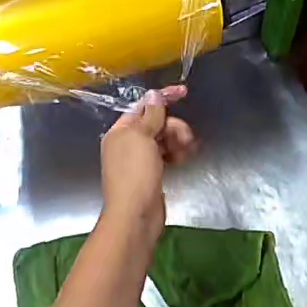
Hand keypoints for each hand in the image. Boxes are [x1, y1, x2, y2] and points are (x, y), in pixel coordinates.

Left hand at [99, 86, 197, 238]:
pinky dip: (176, 152)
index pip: (142, 107)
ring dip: (176, 139)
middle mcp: (127, 143)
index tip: (184, 92)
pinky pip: (165, 154)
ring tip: (187, 149)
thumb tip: (154, 95)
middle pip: (154, 123)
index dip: (162, 98)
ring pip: (162, 139)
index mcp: (119, 131)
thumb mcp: (142, 138)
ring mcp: (139, 159)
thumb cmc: (135, 173)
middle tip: (185, 137)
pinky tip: (186, 156)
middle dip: (172, 125)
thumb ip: (151, 116)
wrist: (136, 214)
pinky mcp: (151, 173)